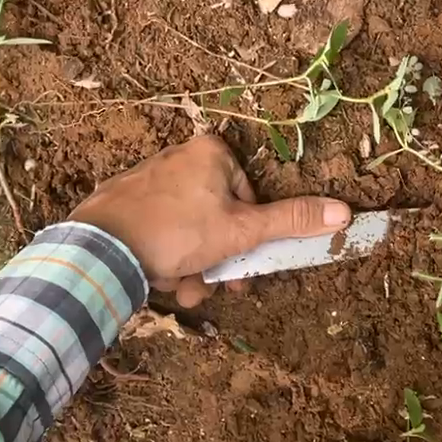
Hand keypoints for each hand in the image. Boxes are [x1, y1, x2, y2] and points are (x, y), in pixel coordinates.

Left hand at [68, 135, 351, 306]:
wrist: (97, 251)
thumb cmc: (178, 231)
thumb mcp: (242, 230)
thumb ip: (291, 220)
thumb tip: (344, 212)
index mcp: (211, 152)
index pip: (249, 195)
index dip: (250, 233)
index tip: (242, 261)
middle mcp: (179, 156)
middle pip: (219, 215)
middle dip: (218, 258)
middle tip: (211, 285)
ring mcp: (147, 178)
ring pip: (189, 228)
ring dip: (193, 265)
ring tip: (182, 289)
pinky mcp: (122, 201)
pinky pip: (159, 229)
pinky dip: (165, 256)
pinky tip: (158, 279)